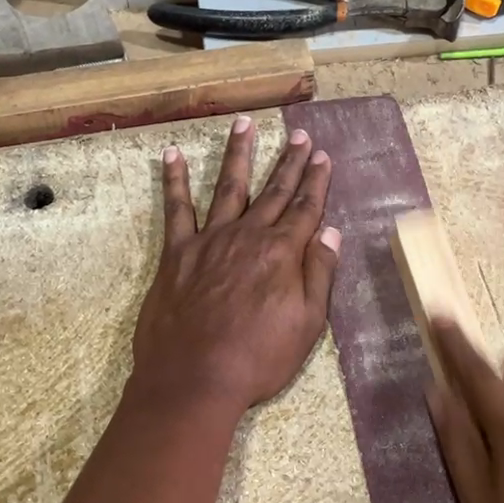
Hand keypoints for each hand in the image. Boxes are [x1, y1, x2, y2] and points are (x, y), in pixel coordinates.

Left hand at [128, 116, 341, 422]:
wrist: (194, 378)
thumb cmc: (257, 358)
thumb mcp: (307, 324)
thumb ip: (319, 274)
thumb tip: (331, 232)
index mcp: (282, 253)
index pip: (306, 208)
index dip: (317, 181)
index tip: (323, 156)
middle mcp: (248, 236)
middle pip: (274, 191)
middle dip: (289, 161)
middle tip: (299, 134)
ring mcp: (210, 240)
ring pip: (229, 187)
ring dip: (239, 154)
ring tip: (244, 124)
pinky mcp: (178, 253)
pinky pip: (177, 209)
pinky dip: (175, 180)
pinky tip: (172, 155)